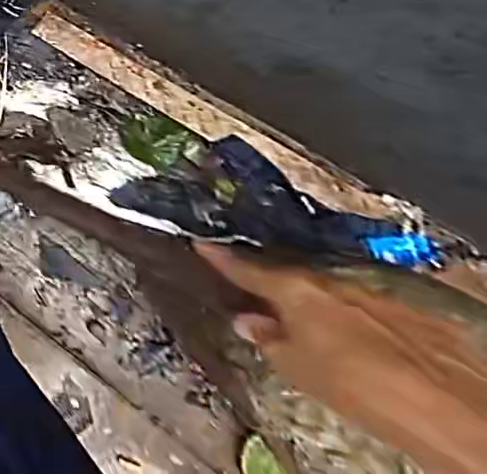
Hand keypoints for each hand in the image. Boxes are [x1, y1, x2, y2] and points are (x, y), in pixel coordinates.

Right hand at [195, 242, 486, 473]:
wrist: (461, 417)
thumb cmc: (362, 390)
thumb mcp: (298, 369)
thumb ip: (268, 338)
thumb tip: (249, 322)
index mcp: (293, 289)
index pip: (244, 267)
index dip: (219, 257)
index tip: (202, 245)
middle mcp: (332, 281)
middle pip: (293, 273)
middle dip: (275, 278)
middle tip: (259, 287)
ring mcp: (379, 293)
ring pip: (335, 285)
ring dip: (320, 293)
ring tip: (311, 308)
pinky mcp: (421, 312)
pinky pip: (375, 301)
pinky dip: (360, 308)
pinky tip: (362, 325)